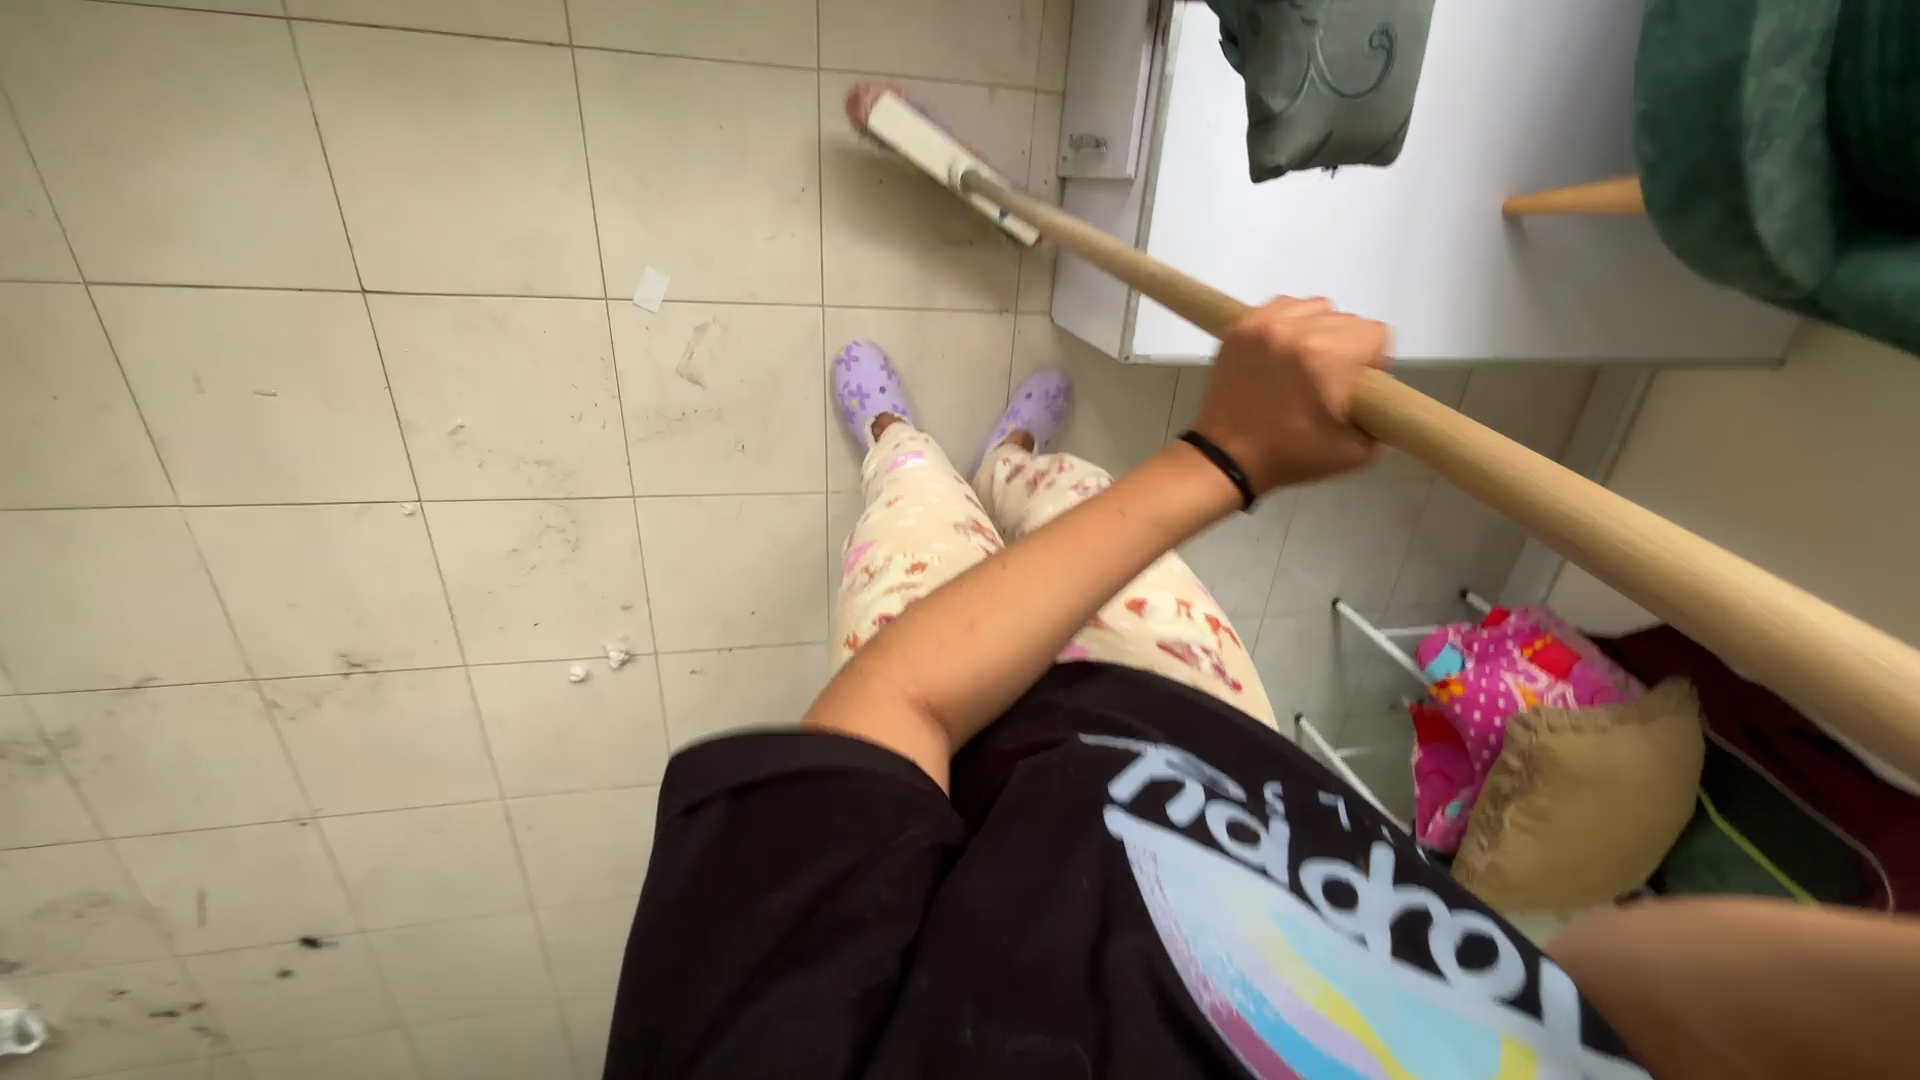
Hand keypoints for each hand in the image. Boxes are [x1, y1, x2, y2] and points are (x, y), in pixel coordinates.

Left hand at [1193, 297, 1386, 492]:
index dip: (1372, 362)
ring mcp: (1263, 325)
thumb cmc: (1291, 455)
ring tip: (1302, 364)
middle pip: (1345, 320)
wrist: (1227, 458)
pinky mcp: (1240, 328)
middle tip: (1325, 381)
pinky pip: (1280, 307)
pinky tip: (1282, 351)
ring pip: (1314, 308)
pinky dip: (1288, 323)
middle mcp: (1296, 330)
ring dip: (1317, 331)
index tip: (1355, 386)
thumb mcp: (1357, 450)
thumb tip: (1381, 393)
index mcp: (1327, 356)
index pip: (1375, 334)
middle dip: (1344, 348)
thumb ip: (1383, 416)